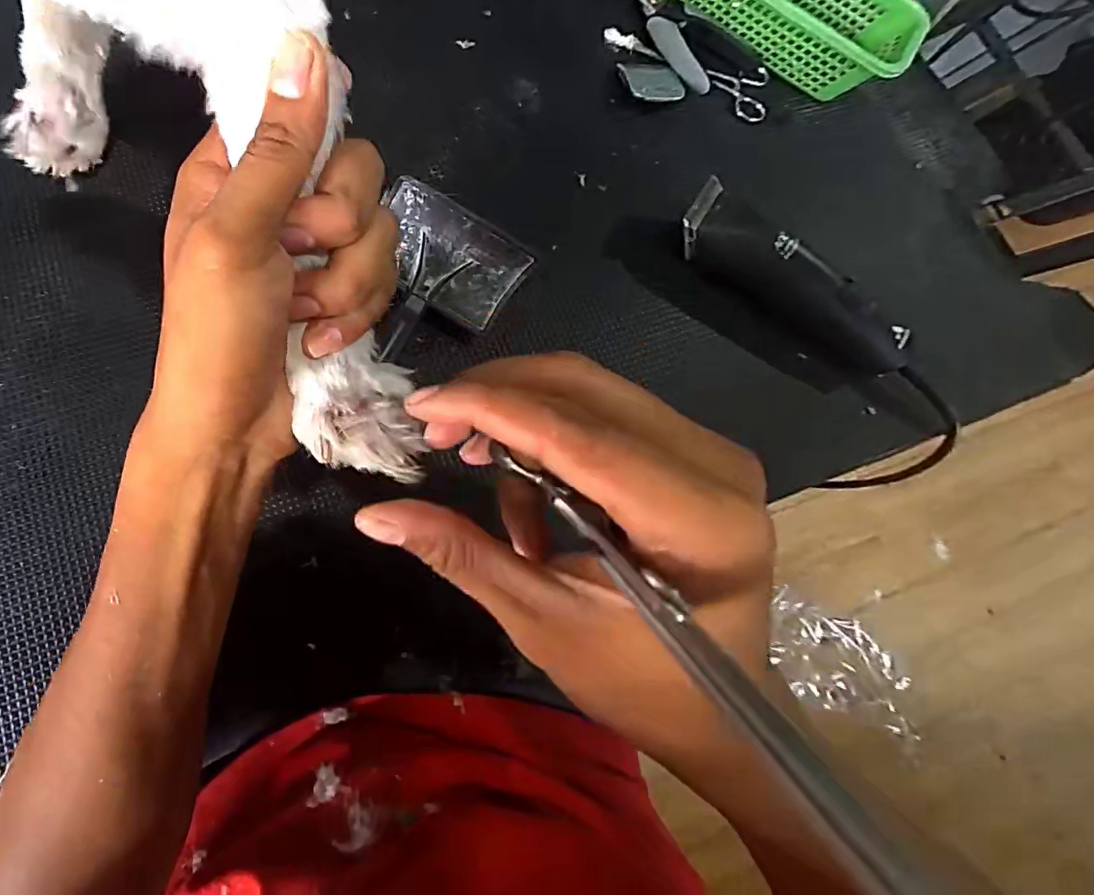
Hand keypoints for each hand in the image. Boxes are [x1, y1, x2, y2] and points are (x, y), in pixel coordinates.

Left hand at [147, 32, 395, 466]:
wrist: (233, 430)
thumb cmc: (213, 333)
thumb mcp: (235, 234)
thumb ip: (277, 148)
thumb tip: (304, 46)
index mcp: (233, 169)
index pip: (298, 109)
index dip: (317, 138)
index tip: (314, 176)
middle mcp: (280, 199)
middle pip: (358, 169)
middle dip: (339, 228)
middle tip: (298, 257)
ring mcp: (316, 247)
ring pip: (380, 228)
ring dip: (347, 283)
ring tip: (303, 314)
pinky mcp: (344, 288)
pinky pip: (384, 274)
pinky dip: (356, 312)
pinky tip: (319, 338)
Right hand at [351, 352, 774, 767]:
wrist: (720, 706)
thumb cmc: (636, 681)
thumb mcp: (540, 619)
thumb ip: (460, 553)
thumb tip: (373, 516)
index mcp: (695, 521)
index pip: (576, 435)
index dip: (490, 408)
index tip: (420, 405)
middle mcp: (715, 464)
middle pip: (582, 387)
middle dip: (495, 395)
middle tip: (436, 429)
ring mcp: (709, 448)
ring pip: (588, 388)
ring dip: (517, 411)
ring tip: (476, 461)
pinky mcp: (692, 447)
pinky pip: (600, 408)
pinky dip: (545, 431)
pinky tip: (527, 488)